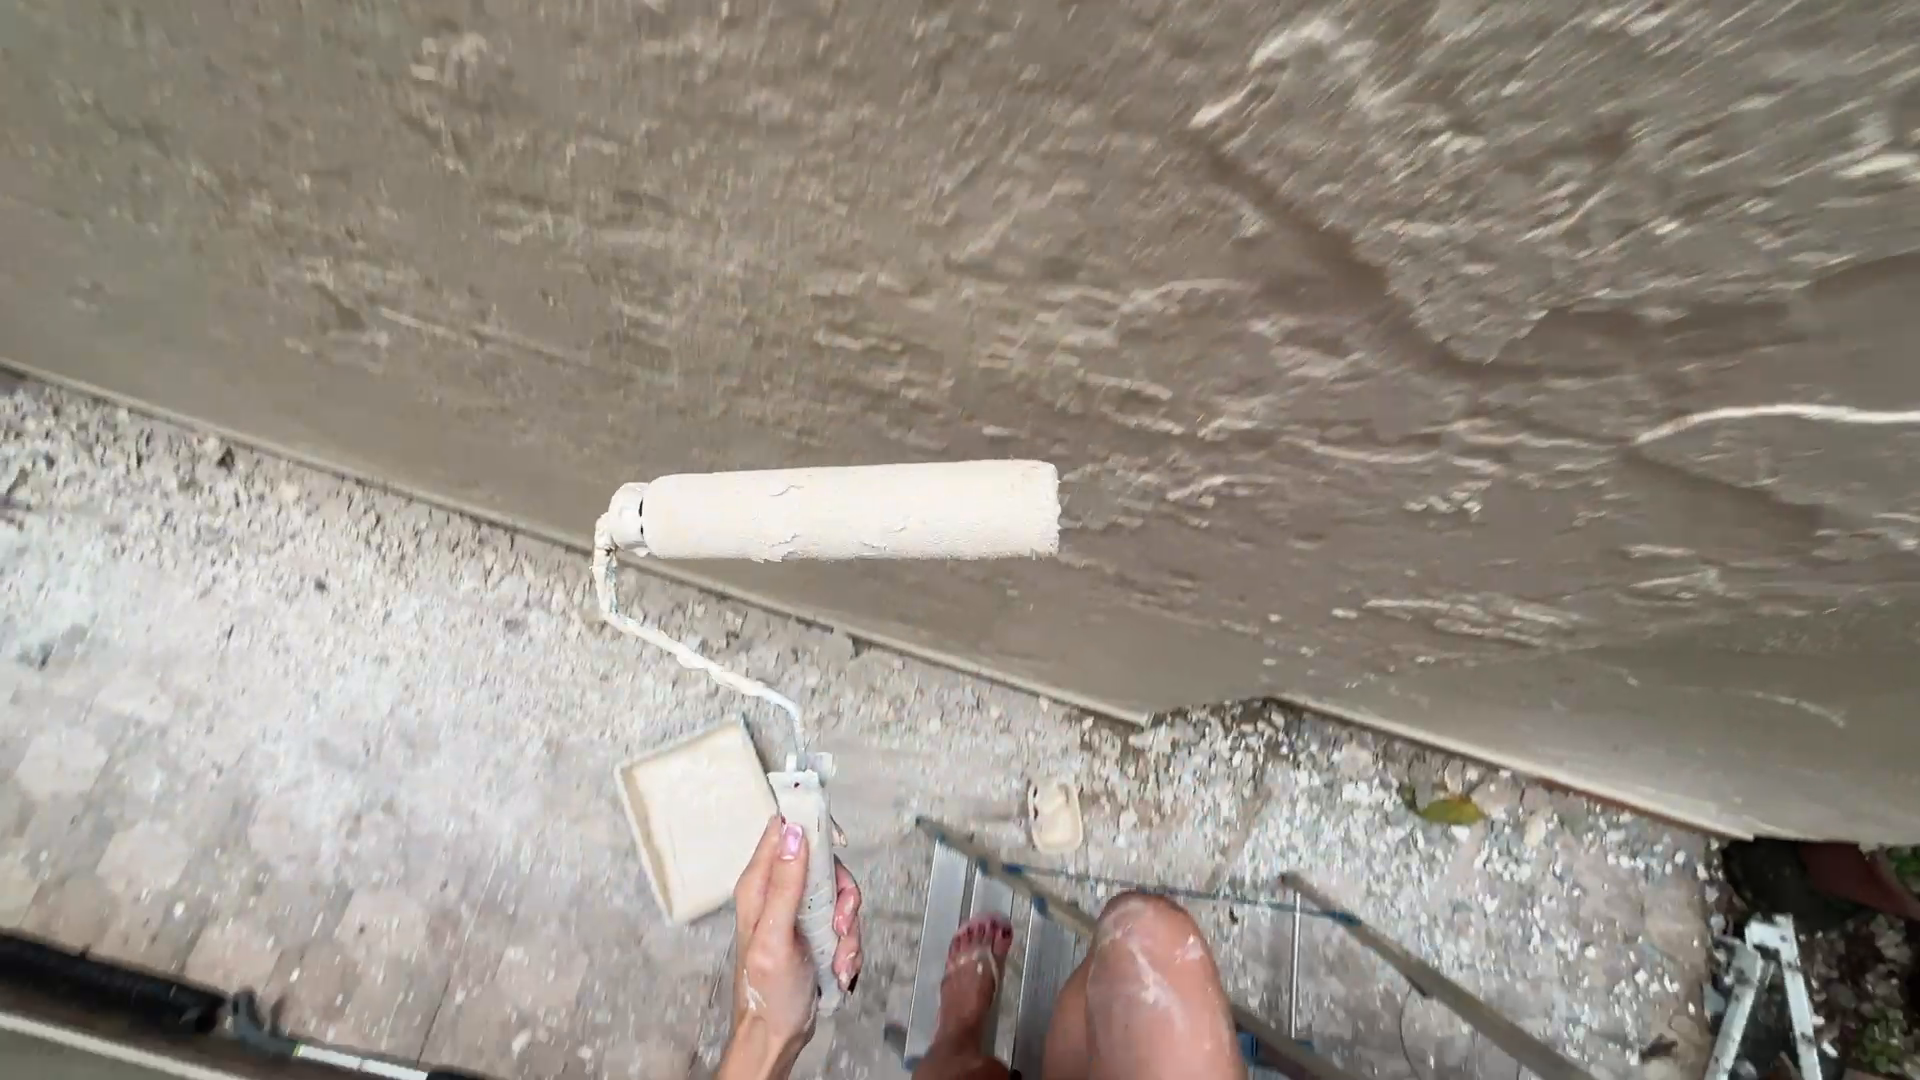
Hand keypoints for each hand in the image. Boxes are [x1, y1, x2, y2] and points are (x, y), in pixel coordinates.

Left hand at [718, 815, 863, 1079]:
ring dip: (848, 924)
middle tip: (841, 921)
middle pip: (824, 860)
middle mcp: (778, 889)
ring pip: (839, 891)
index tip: (836, 841)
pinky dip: (849, 942)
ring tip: (839, 954)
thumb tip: (795, 832)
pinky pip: (844, 918)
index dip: (811, 825)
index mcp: (759, 884)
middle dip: (842, 892)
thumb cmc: (765, 994)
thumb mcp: (774, 938)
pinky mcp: (815, 926)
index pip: (784, 828)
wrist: (776, 1037)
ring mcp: (799, 908)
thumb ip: (785, 884)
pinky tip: (840, 965)